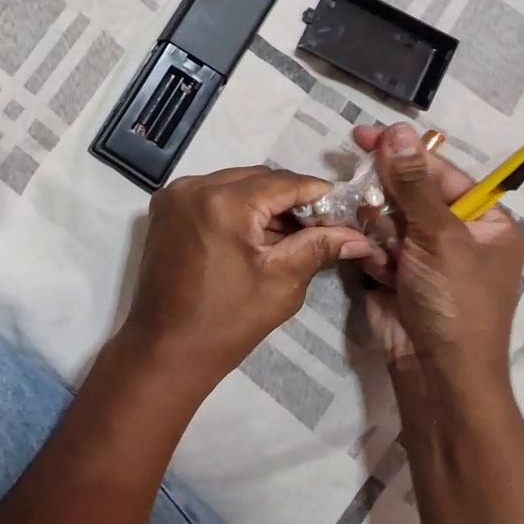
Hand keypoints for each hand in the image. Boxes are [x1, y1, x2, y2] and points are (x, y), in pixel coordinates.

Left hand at [121, 167, 386, 387]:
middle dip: (290, 198)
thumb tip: (359, 235)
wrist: (166, 346)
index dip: (318, 194)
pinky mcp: (165, 208)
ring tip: (291, 232)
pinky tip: (256, 232)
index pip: (283, 182)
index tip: (345, 210)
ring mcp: (175, 194)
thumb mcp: (282, 282)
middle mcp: (194, 185)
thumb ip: (319, 247)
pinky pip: (210, 193)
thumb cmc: (227, 320)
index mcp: (223, 201)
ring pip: (233, 182)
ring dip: (262, 201)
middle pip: (257, 177)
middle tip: (321, 225)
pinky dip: (235, 206)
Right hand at [350, 123, 523, 390]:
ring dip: (378, 230)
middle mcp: (455, 233)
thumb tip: (398, 129)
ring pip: (383, 216)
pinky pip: (372, 243)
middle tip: (368, 203)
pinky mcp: (394, 271)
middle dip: (386, 199)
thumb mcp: (440, 237)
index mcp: (484, 222)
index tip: (363, 136)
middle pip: (407, 191)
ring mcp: (423, 254)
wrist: (436, 373)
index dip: (403, 153)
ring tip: (386, 254)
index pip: (439, 172)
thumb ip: (413, 184)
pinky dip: (370, 252)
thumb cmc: (455, 302)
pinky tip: (378, 271)